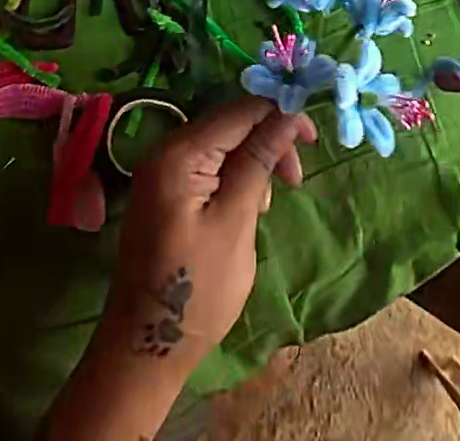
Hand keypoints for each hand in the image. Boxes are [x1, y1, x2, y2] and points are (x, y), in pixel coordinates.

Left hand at [99, 96, 316, 372]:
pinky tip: (252, 204)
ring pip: (227, 142)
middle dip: (271, 140)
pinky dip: (239, 175)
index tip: (314, 138)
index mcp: (179, 153)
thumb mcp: (237, 219)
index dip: (281, 112)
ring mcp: (164, 169)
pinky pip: (213, 163)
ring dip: (258, 159)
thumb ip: (261, 158)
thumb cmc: (196, 288)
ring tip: (274, 198)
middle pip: (233, 122)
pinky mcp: (169, 188)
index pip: (241, 109)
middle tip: (297, 177)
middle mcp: (166, 150)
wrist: (145, 350)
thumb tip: (290, 112)